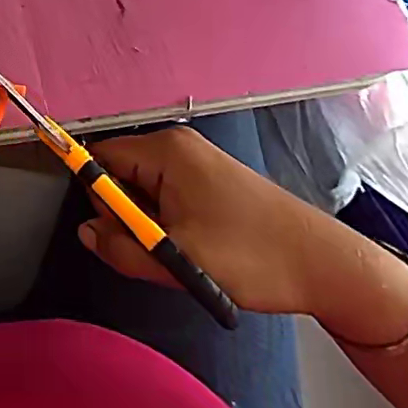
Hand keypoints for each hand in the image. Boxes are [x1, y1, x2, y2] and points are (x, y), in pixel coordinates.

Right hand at [76, 127, 323, 313]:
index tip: (105, 229)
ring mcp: (194, 160)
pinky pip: (164, 194)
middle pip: (119, 172)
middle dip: (124, 214)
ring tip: (180, 252)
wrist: (321, 262)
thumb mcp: (178, 260)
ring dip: (148, 223)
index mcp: (165, 150)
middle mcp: (177, 146)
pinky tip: (191, 246)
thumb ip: (121, 248)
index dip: (93, 193)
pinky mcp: (207, 178)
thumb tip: (86, 232)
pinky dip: (166, 222)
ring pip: (142, 188)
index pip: (100, 156)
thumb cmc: (251, 255)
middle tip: (155, 249)